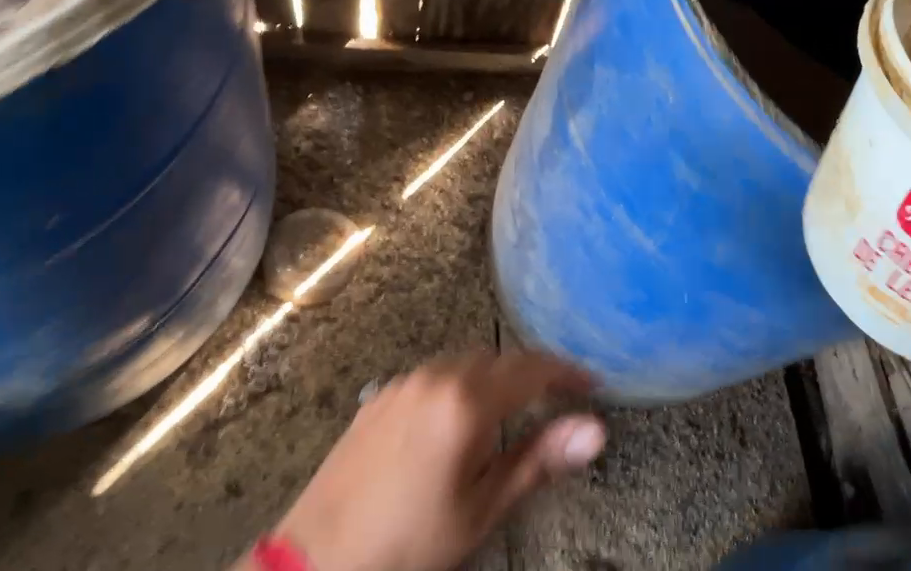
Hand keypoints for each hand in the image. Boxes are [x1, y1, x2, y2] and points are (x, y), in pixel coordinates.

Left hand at [264, 350, 605, 570]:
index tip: (593, 383)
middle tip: (558, 398)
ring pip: (465, 363)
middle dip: (532, 374)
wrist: (313, 561)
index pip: (532, 369)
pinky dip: (460, 384)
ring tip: (513, 409)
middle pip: (499, 359)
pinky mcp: (379, 398)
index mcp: (466, 402)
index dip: (567, 372)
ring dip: (495, 376)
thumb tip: (597, 431)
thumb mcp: (482, 509)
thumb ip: (539, 461)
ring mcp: (402, 384)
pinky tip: (459, 420)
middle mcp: (435, 378)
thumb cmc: (408, 542)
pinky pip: (434, 376)